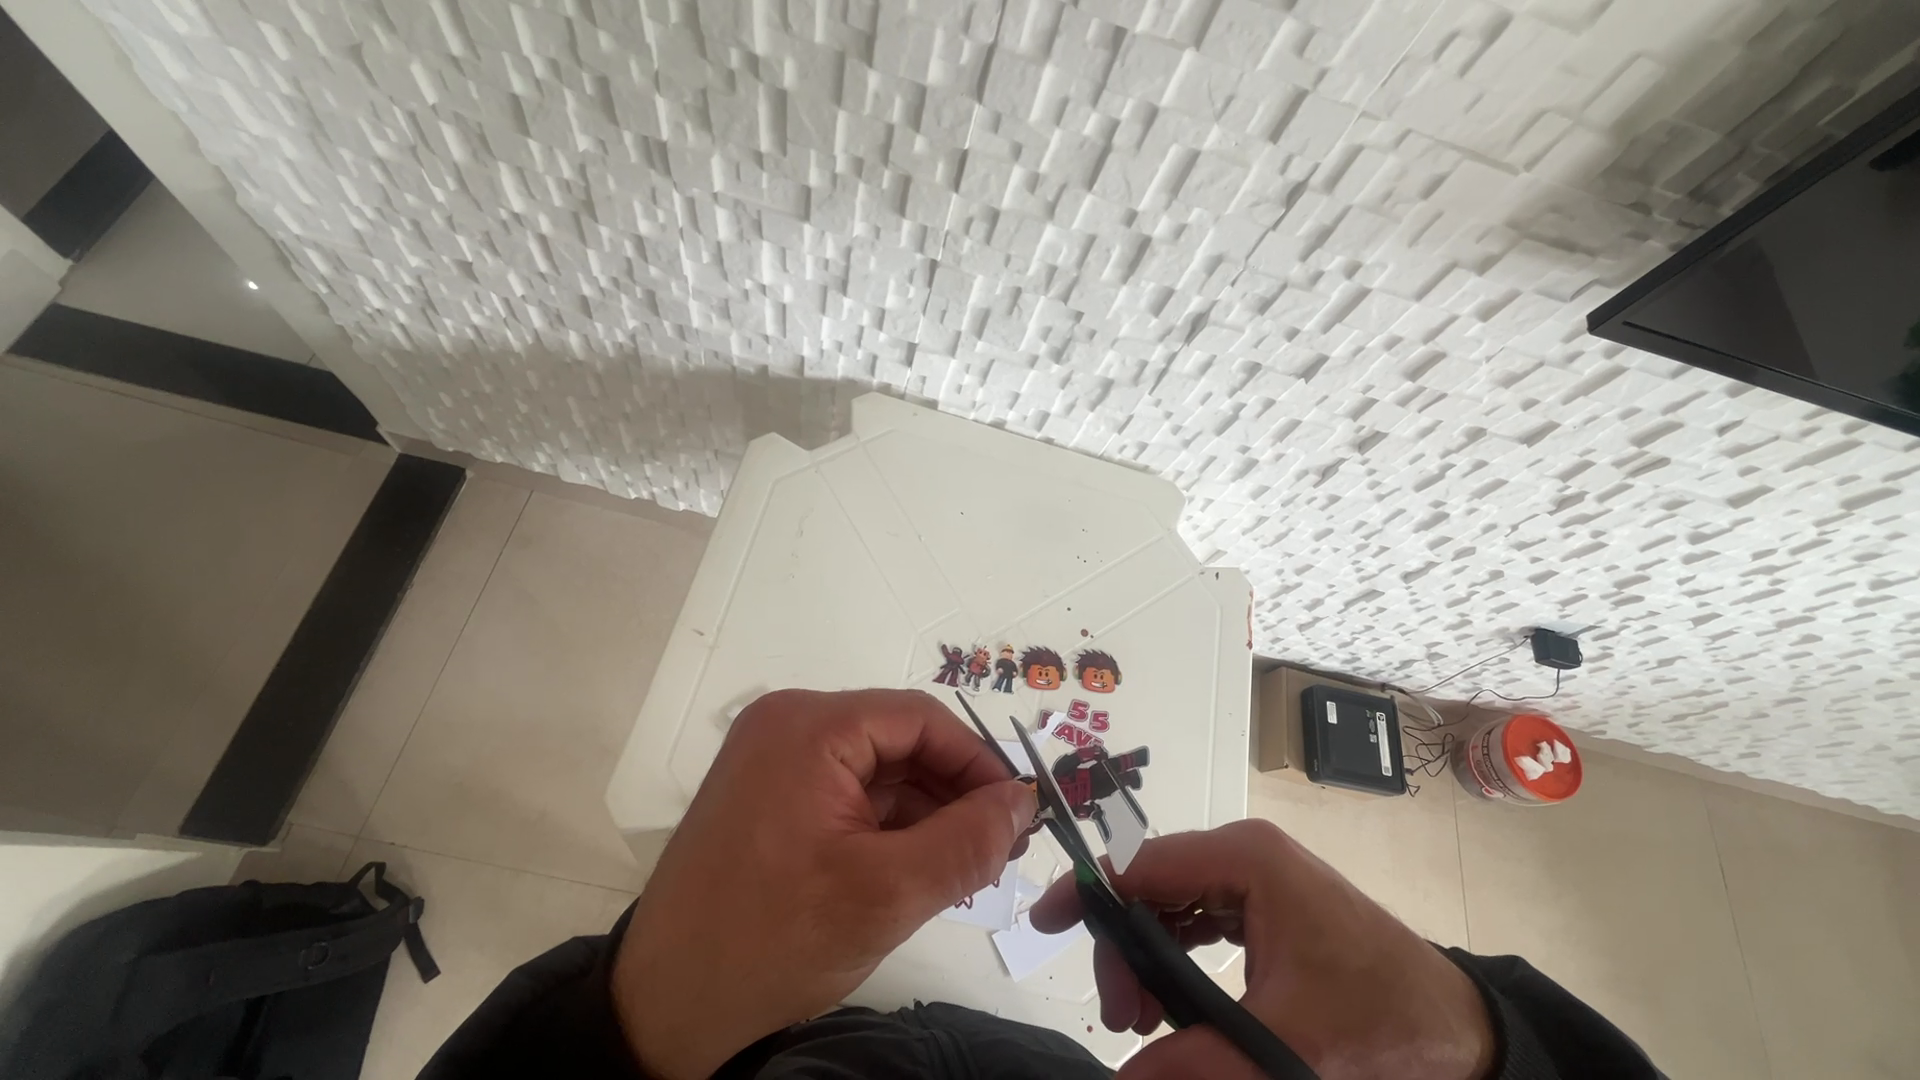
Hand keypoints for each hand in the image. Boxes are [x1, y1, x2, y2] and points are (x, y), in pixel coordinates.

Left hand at [611, 689, 1036, 1078]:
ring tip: (965, 869)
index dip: (977, 763)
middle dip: (953, 794)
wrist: (663, 1004)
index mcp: (809, 727)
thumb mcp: (886, 895)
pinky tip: (918, 867)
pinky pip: (848, 792)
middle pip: (898, 742)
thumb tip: (1023, 800)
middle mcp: (789, 725)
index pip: (919, 720)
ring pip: (877, 770)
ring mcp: (774, 759)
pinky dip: (888, 825)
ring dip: (925, 814)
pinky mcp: (770, 794)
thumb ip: (968, 842)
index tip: (1017, 814)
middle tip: (998, 851)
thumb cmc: (773, 940)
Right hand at [1031, 820, 1494, 1079]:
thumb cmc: (1379, 1022)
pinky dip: (1173, 950)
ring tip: (1145, 1018)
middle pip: (1151, 883)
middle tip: (1127, 1019)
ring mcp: (1255, 872)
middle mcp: (1243, 852)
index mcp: (1246, 860)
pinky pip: (1195, 911)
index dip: (1090, 893)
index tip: (1046, 926)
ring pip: (1169, 898)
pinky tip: (1171, 997)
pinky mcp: (1264, 897)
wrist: (1461, 1031)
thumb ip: (1198, 1063)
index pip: (1143, 864)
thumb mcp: (1286, 1047)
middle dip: (1124, 946)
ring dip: (1146, 952)